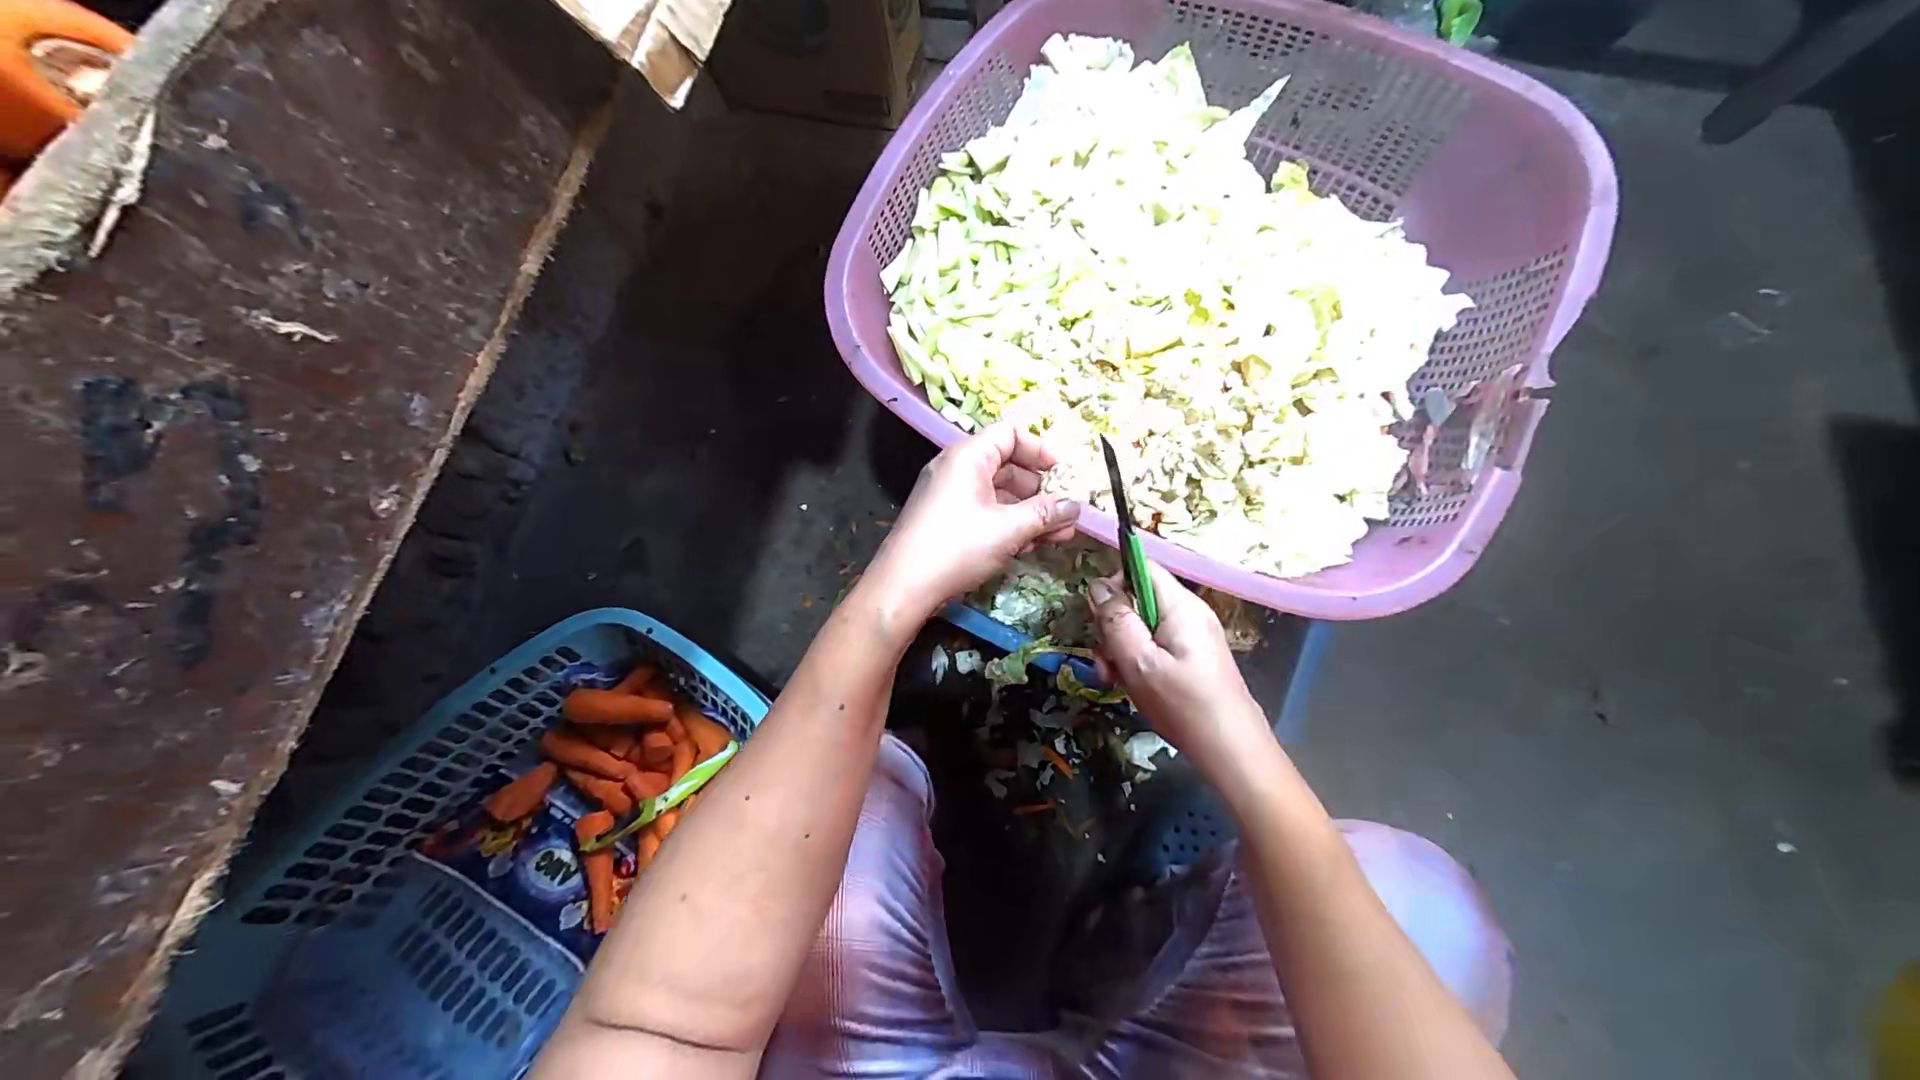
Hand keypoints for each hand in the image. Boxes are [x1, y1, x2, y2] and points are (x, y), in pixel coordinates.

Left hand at [863, 422, 1081, 620]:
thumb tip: (1075, 507)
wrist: (902, 586)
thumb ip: (1045, 514)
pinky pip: (983, 511)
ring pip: (997, 493)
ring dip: (1028, 513)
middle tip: (1065, 516)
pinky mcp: (944, 519)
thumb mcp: (1009, 529)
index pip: (1010, 434)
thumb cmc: (957, 547)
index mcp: (968, 457)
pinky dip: (1007, 524)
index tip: (1062, 474)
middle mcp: (955, 468)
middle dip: (1040, 492)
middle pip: (1007, 466)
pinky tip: (1027, 547)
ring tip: (1055, 537)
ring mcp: (948, 494)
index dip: (1040, 450)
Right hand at [1090, 563, 1274, 784]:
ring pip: (1142, 626)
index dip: (1114, 583)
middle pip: (1138, 600)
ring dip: (1121, 650)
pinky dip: (1138, 662)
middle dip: (1113, 627)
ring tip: (1116, 681)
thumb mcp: (1138, 661)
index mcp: (1180, 606)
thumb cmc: (1183, 704)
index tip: (1099, 617)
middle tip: (1106, 664)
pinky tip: (1133, 687)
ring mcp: (1191, 636)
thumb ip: (1115, 620)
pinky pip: (1155, 646)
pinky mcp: (1191, 657)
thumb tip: (1098, 586)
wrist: (1230, 750)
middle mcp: (1188, 613)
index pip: (1141, 567)